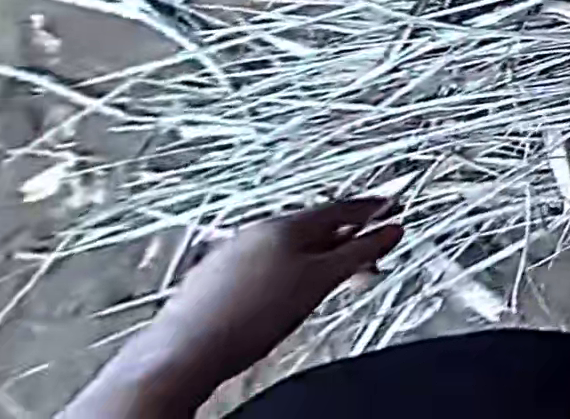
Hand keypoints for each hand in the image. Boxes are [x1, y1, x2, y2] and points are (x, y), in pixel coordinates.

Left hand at [65, 200, 401, 418]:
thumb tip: (393, 231)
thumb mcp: (324, 279)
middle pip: (317, 230)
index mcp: (284, 224)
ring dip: (319, 262)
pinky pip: (264, 269)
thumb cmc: (248, 317)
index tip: (391, 209)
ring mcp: (228, 259)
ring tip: (333, 282)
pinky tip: (290, 297)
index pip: (343, 207)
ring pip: (290, 251)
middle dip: (347, 243)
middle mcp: (255, 234)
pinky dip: (288, 276)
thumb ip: (364, 251)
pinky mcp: (209, 286)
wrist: (176, 363)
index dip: (372, 209)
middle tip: (369, 258)